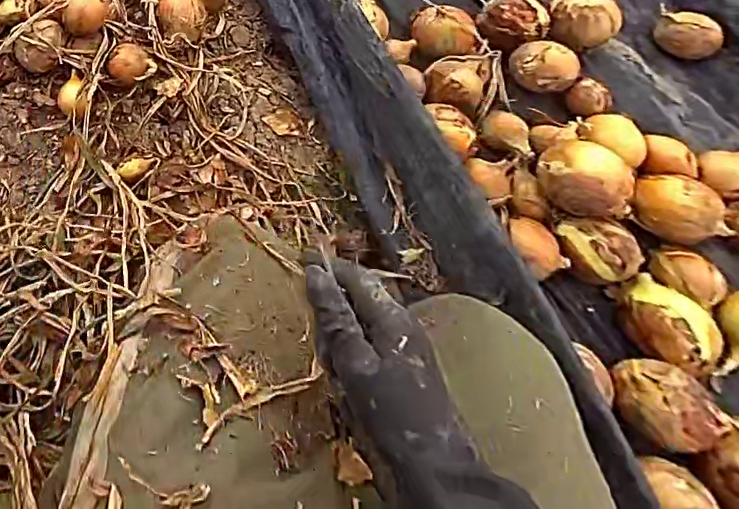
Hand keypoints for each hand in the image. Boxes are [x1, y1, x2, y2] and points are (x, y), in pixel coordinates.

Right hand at [304, 253, 477, 471]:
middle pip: (353, 305)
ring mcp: (398, 355)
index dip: (329, 267)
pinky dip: (348, 373)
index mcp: (392, 317)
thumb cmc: (395, 416)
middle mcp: (397, 329)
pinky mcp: (395, 380)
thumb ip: (335, 317)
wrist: (437, 479)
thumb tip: (316, 272)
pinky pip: (361, 362)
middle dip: (332, 324)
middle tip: (326, 354)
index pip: (356, 277)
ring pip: (353, 335)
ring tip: (340, 383)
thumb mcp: (356, 364)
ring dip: (338, 353)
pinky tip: (348, 398)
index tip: (301, 260)